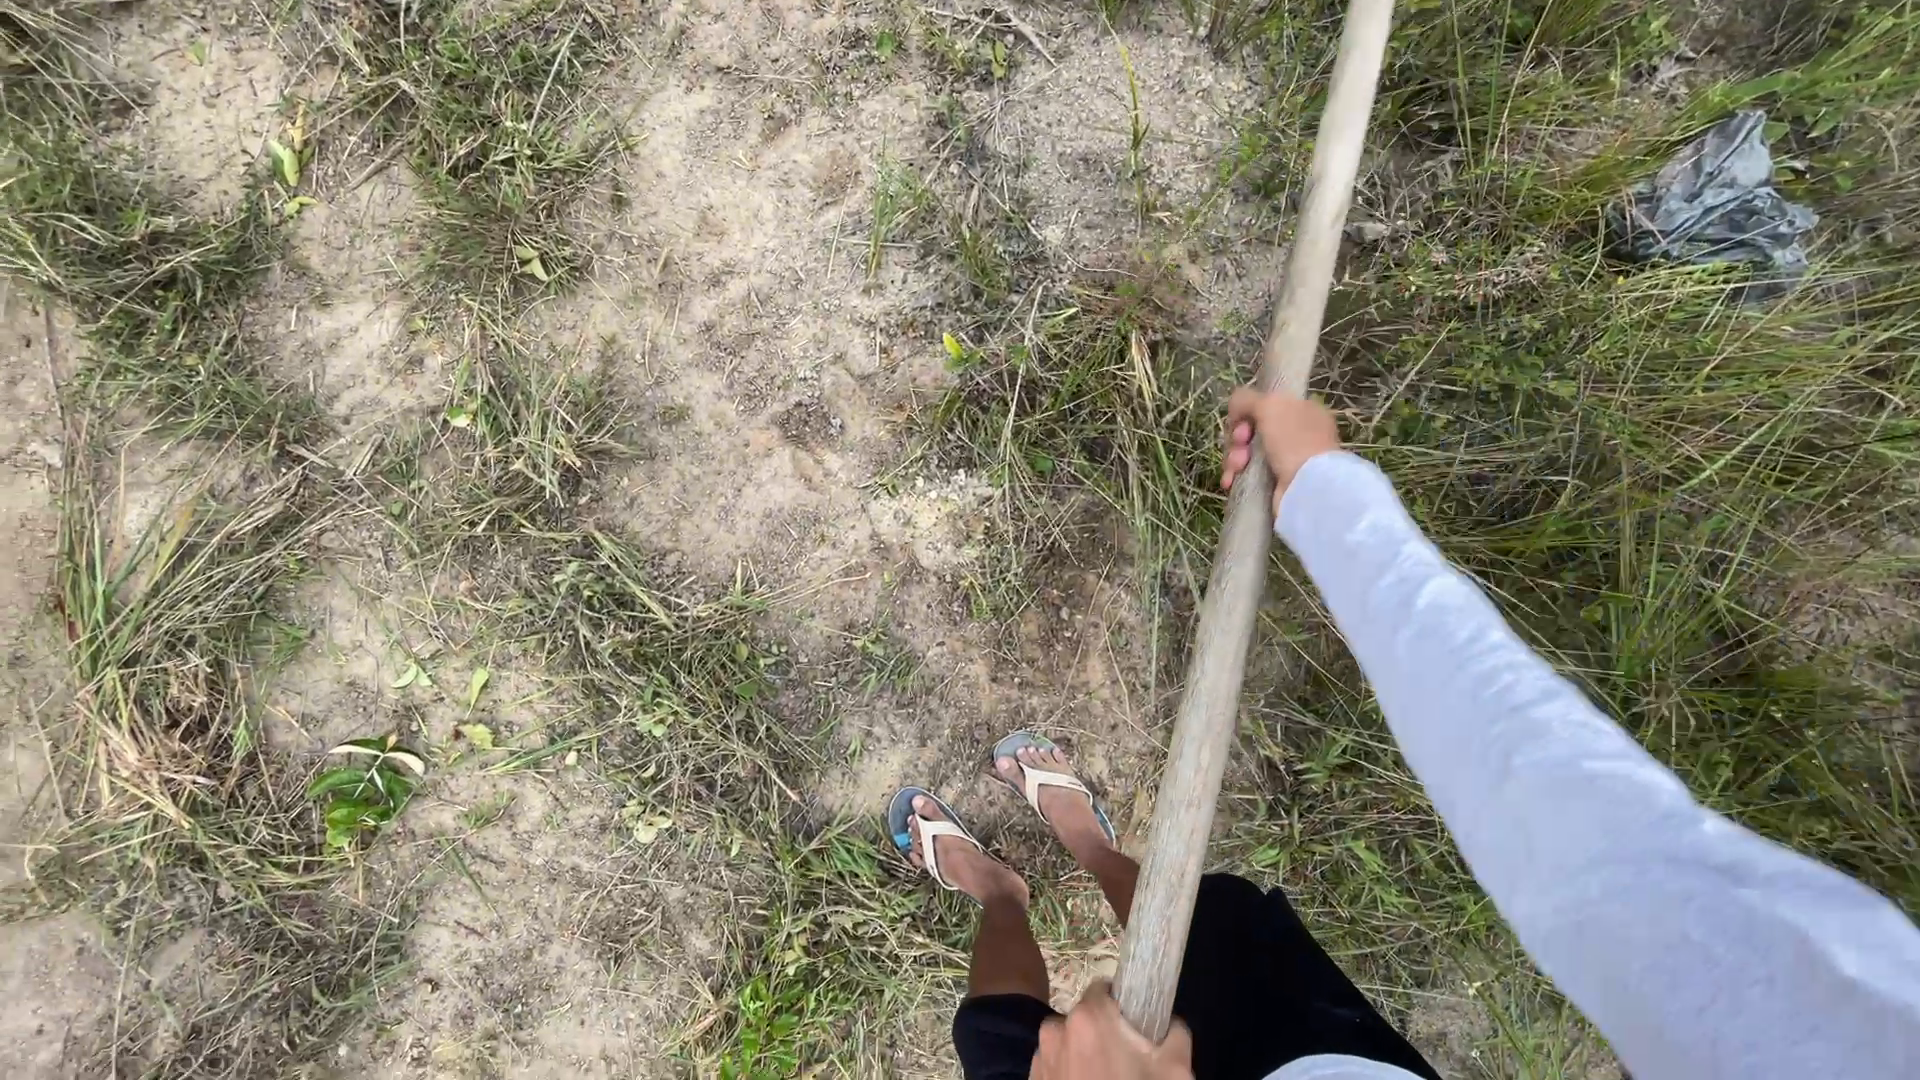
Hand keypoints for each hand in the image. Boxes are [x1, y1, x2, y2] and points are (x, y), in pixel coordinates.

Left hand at [1031, 981, 1193, 1079]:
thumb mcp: (1175, 1072)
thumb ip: (1174, 1034)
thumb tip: (1168, 1024)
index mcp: (1088, 1017)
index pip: (1104, 989)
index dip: (1122, 1005)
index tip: (1135, 1029)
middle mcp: (1056, 1029)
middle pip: (1086, 1019)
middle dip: (1104, 1035)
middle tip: (1126, 1065)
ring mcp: (1040, 1059)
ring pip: (1069, 1044)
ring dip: (1085, 1057)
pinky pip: (1055, 1068)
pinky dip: (1069, 1077)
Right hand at [1220, 387, 1341, 519]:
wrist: (1307, 487)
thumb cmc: (1294, 440)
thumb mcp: (1270, 405)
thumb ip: (1247, 399)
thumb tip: (1234, 407)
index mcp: (1303, 411)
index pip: (1266, 406)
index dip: (1248, 412)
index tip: (1242, 421)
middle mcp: (1296, 434)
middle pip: (1252, 429)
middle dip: (1238, 437)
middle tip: (1240, 444)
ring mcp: (1285, 460)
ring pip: (1246, 452)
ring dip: (1234, 457)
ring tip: (1237, 467)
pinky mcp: (1274, 483)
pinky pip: (1246, 473)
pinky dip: (1235, 474)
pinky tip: (1231, 480)